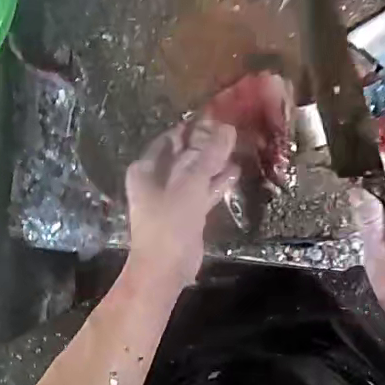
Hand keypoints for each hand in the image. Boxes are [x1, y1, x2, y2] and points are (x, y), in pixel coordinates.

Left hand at [125, 115, 239, 291]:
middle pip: (184, 155)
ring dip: (213, 163)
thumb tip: (226, 127)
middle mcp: (156, 180)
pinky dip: (216, 183)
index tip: (218, 116)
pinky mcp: (186, 215)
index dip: (193, 127)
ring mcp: (172, 198)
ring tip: (237, 147)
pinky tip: (234, 172)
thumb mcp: (190, 183)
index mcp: (147, 169)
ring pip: (195, 174)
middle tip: (232, 130)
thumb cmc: (170, 222)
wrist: (165, 268)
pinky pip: (202, 192)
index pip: (172, 138)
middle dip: (206, 144)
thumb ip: (209, 155)